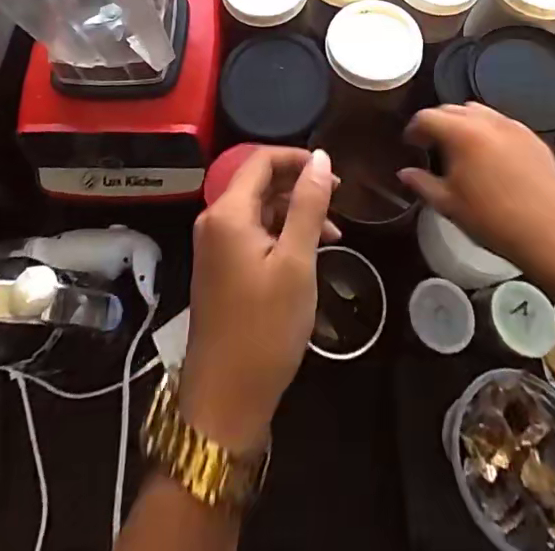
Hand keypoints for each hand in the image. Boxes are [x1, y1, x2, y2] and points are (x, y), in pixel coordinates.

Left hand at [181, 147, 333, 453]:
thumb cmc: (265, 327)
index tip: (333, 171)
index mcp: (227, 213)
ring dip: (295, 211)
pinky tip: (310, 251)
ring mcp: (215, 246)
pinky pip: (253, 233)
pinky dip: (282, 233)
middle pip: (258, 182)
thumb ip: (309, 205)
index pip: (260, 160)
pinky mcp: (221, 268)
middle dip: (299, 185)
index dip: (298, 158)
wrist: (226, 397)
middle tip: (339, 200)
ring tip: (334, 233)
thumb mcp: (296, 262)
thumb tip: (321, 158)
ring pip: (259, 209)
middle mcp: (214, 221)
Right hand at [398, 103, 554, 272]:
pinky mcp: (533, 137)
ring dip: (464, 123)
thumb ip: (422, 183)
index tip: (411, 144)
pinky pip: (503, 124)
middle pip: (453, 109)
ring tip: (461, 148)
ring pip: (480, 112)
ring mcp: (514, 126)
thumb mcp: (449, 204)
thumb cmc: (492, 220)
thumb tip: (405, 173)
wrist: (549, 231)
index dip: (414, 129)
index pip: (427, 117)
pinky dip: (489, 131)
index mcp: (461, 133)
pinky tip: (490, 156)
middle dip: (438, 123)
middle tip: (431, 145)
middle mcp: (487, 120)